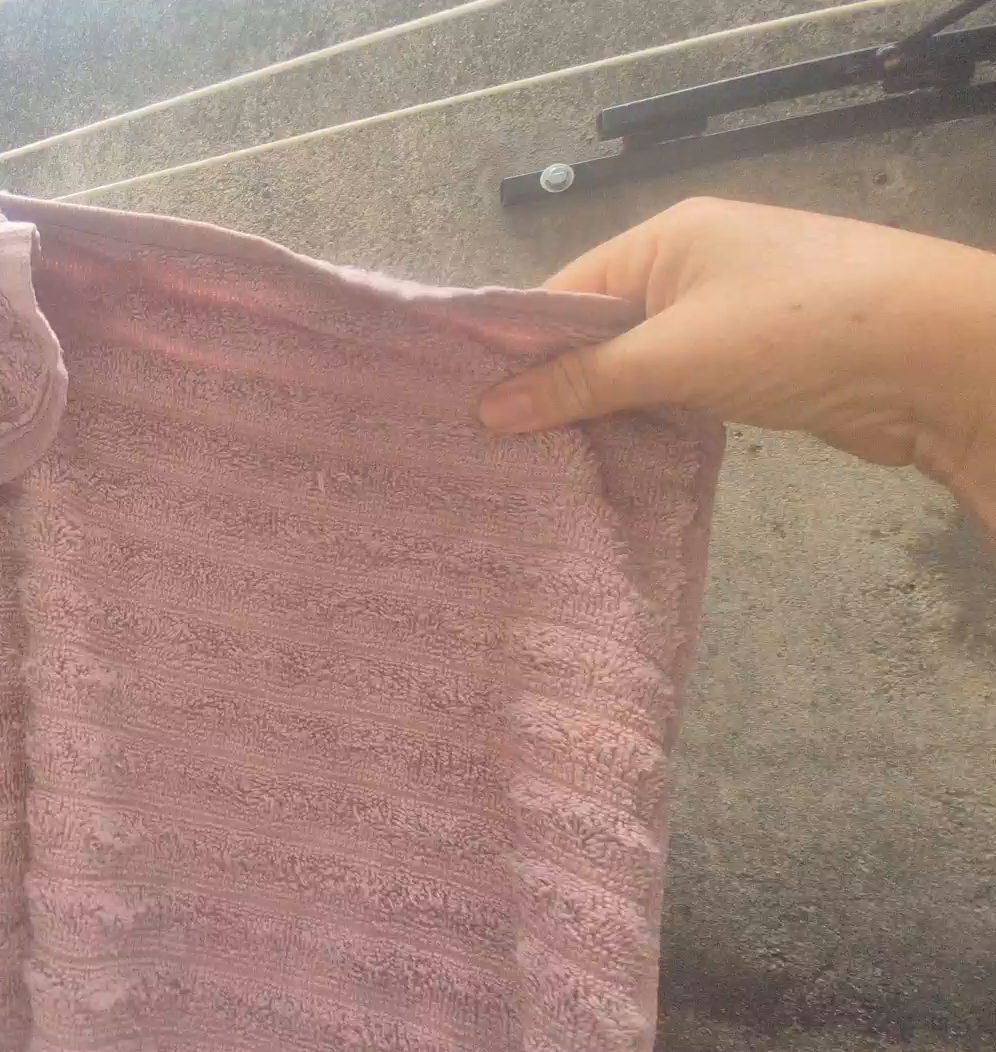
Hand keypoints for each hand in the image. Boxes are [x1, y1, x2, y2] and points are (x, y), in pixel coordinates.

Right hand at [478, 197, 995, 520]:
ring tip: (535, 443)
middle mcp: (687, 265)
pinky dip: (632, 408)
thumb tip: (485, 413)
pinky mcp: (739, 353)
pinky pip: (661, 379)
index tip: (473, 397)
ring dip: (591, 399)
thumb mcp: (674, 356)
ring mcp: (716, 309)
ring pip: (624, 359)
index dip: (517, 345)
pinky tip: (597, 440)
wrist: (960, 364)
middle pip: (589, 328)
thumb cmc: (804, 330)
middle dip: (550, 378)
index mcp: (666, 238)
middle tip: (496, 430)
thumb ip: (576, 383)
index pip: (562, 293)